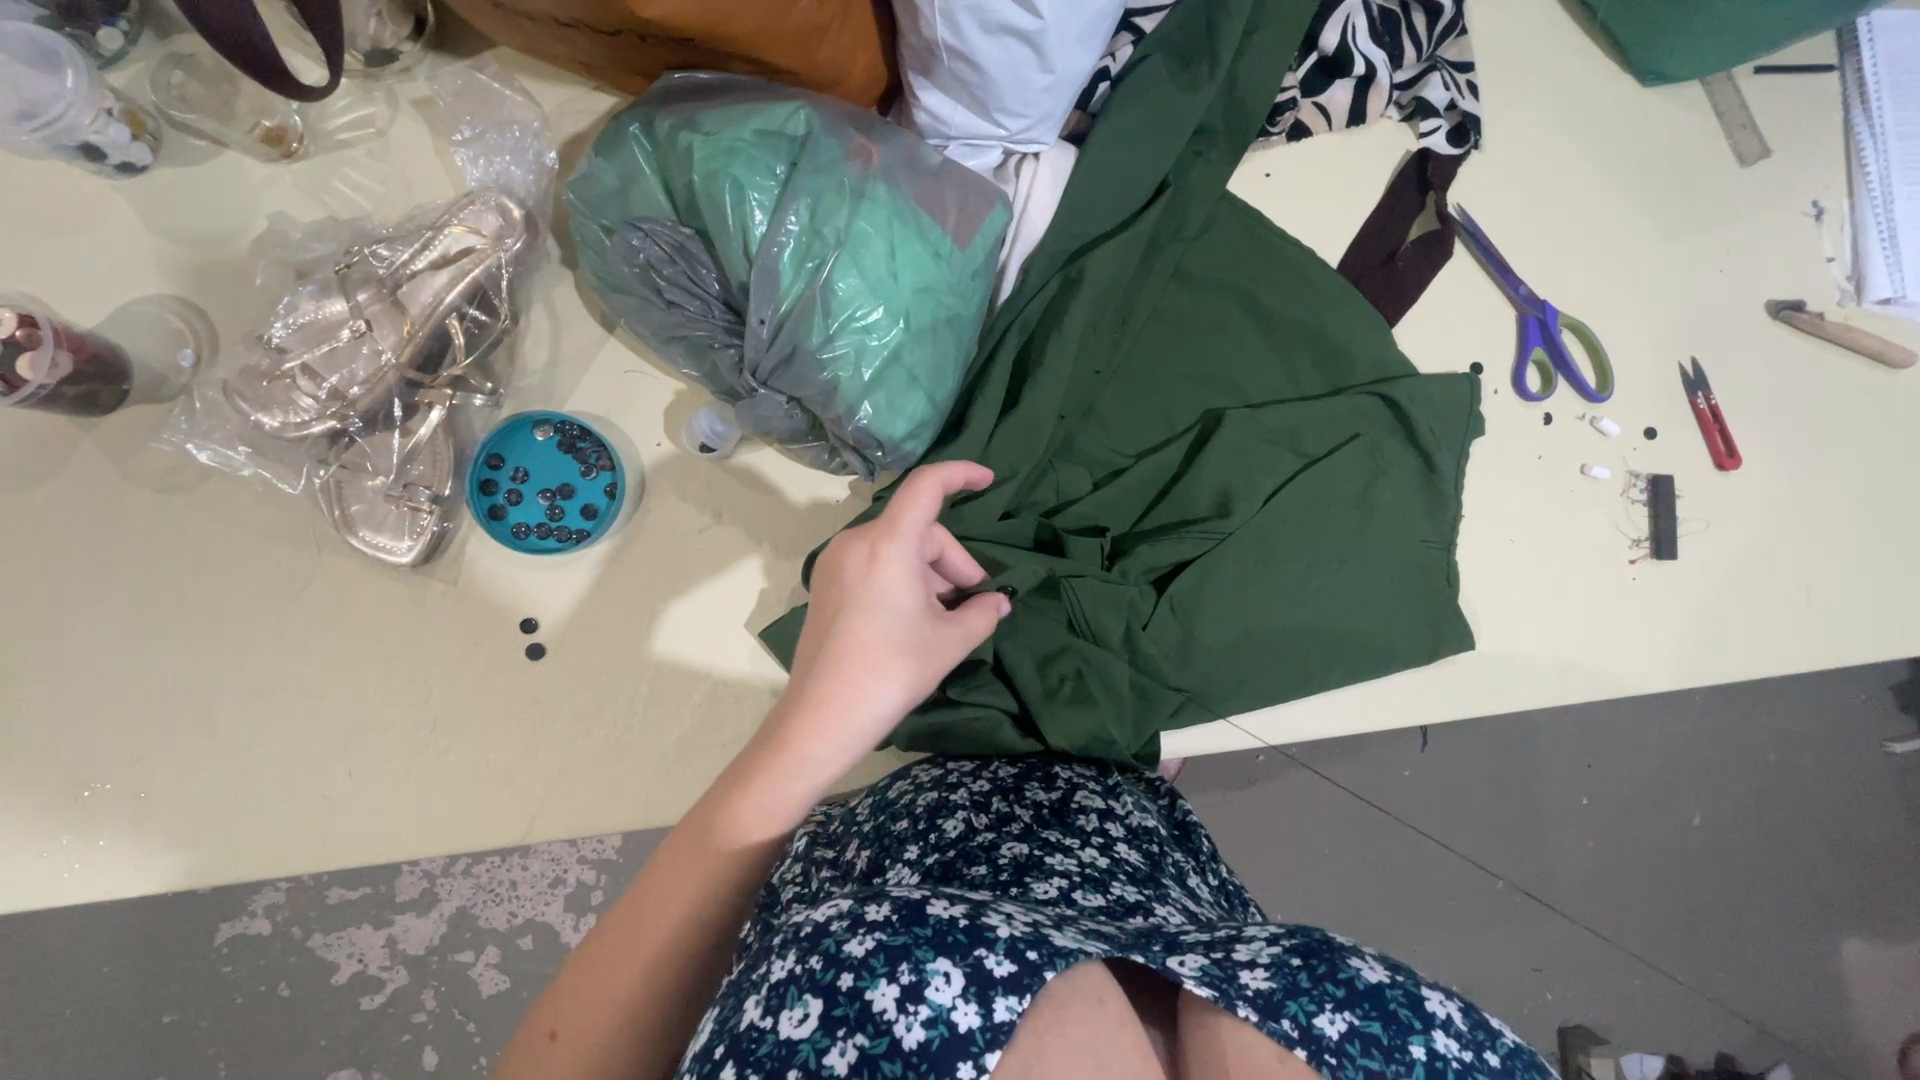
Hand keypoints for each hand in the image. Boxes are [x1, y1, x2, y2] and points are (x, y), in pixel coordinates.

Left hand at [769, 461, 1010, 765]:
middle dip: (952, 562)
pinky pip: (875, 564)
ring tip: (944, 618)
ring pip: (897, 549)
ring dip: (929, 574)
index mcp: (888, 543)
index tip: (988, 480)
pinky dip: (902, 579)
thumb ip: (982, 613)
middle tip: (974, 602)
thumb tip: (999, 603)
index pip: (926, 486)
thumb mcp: (949, 642)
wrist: (824, 715)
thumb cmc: (892, 671)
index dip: (960, 474)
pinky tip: (914, 619)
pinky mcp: (825, 584)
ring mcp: (835, 562)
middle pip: (918, 530)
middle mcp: (856, 541)